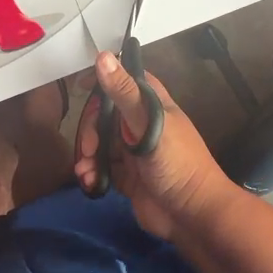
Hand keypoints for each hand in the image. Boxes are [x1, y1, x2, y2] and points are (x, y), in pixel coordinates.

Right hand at [73, 52, 236, 240]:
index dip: (103, 79)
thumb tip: (103, 56)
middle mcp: (141, 125)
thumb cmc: (177, 163)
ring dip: (87, 154)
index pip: (125, 81)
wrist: (191, 215)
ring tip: (85, 170)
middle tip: (89, 147)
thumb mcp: (149, 124)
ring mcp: (133, 152)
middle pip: (104, 115)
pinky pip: (101, 167)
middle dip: (90, 129)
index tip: (81, 86)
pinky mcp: (126, 177)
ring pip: (100, 143)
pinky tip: (89, 181)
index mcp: (152, 106)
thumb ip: (124, 92)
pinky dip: (91, 172)